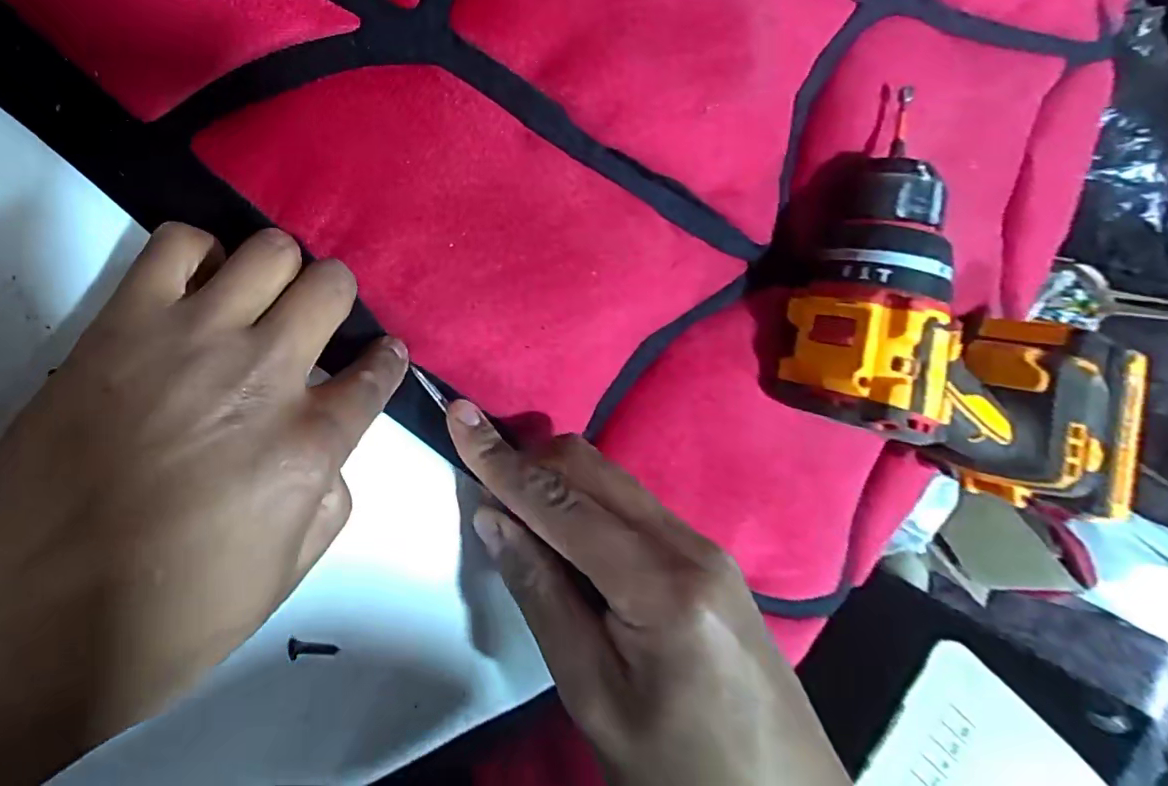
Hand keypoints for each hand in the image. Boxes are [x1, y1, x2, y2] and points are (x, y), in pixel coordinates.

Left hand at [0, 223, 406, 737]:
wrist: (20, 611)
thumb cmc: (161, 616)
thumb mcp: (280, 582)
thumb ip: (328, 505)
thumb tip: (329, 451)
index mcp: (307, 446)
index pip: (374, 373)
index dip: (385, 359)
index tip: (381, 354)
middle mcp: (263, 375)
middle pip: (331, 286)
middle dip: (335, 300)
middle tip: (311, 325)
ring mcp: (193, 338)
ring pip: (269, 250)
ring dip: (277, 272)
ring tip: (254, 302)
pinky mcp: (125, 321)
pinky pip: (179, 242)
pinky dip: (201, 254)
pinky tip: (195, 290)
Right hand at [449, 401, 849, 785]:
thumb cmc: (681, 768)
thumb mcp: (594, 697)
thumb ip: (542, 598)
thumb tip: (495, 518)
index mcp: (662, 586)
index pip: (561, 503)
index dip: (501, 459)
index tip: (460, 416)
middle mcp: (688, 545)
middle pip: (591, 469)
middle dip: (528, 462)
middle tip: (481, 482)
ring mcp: (704, 546)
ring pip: (611, 480)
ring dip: (555, 481)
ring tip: (516, 513)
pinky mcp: (708, 558)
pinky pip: (631, 505)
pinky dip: (585, 504)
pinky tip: (566, 540)